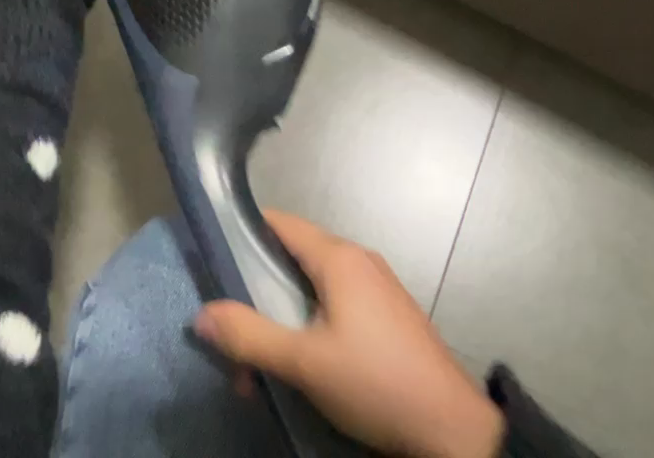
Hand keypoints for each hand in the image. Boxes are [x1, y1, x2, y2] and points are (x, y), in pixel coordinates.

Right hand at [194, 212, 504, 457]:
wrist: (451, 430)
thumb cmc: (375, 382)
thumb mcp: (303, 362)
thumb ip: (249, 336)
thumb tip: (201, 314)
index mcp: (339, 257)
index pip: (281, 223)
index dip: (244, 233)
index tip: (213, 258)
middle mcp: (359, 261)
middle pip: (293, 258)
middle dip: (257, 295)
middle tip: (232, 335)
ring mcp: (377, 289)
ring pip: (313, 288)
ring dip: (281, 321)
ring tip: (260, 366)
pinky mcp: (387, 317)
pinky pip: (336, 307)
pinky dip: (309, 327)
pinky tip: (299, 367)